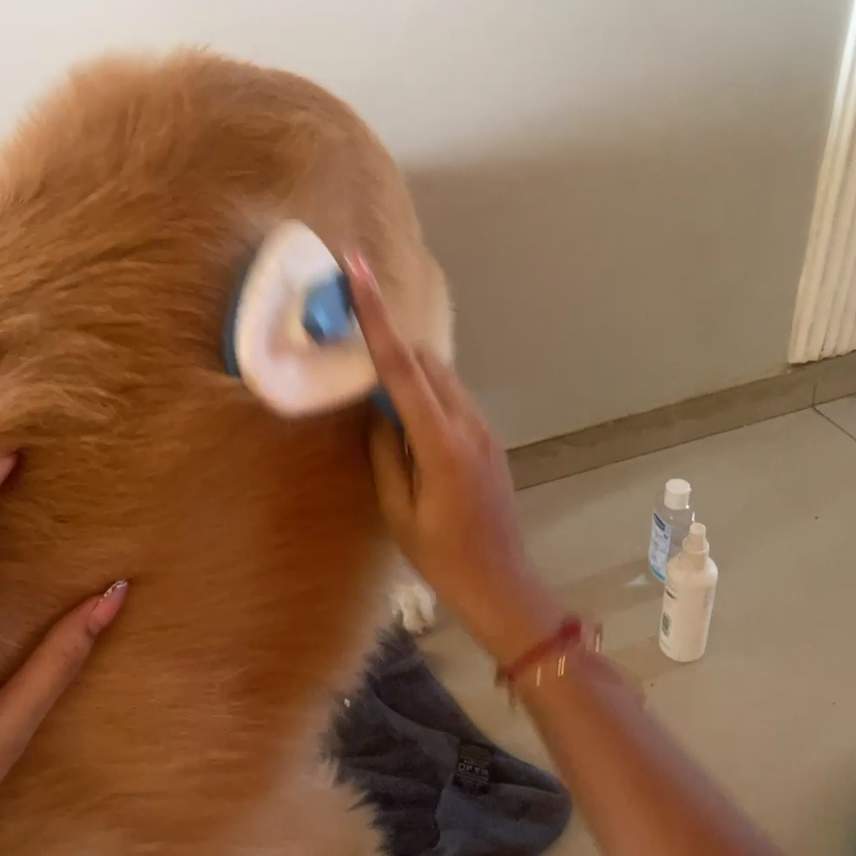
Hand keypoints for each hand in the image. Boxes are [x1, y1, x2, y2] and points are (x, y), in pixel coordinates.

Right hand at [345, 254, 564, 662]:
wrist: (502, 584)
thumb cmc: (443, 558)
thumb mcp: (399, 510)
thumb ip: (386, 451)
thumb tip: (378, 409)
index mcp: (441, 442)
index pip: (402, 368)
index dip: (376, 318)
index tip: (358, 272)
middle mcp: (468, 424)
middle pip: (425, 362)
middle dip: (390, 344)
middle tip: (354, 342)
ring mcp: (484, 429)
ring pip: (440, 379)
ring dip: (408, 374)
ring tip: (377, 391)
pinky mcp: (489, 440)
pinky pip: (451, 400)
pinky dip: (425, 396)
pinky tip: (407, 421)